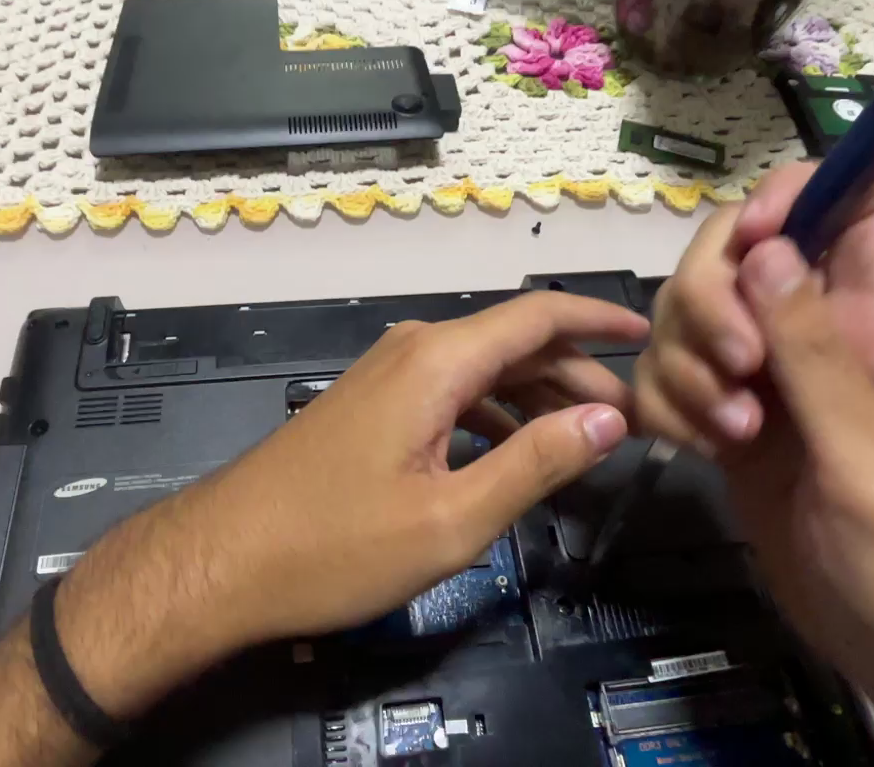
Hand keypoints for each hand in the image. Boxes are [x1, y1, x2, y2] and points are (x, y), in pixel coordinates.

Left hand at [57, 291, 648, 721]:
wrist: (224, 558)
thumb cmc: (337, 544)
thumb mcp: (453, 518)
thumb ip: (536, 462)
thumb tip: (609, 417)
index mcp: (439, 361)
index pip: (537, 315)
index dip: (598, 319)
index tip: (649, 334)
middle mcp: (415, 350)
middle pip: (513, 342)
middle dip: (574, 372)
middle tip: (628, 418)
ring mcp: (388, 374)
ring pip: (482, 367)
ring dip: (535, 395)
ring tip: (583, 436)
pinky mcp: (372, 402)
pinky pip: (451, 390)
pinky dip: (493, 412)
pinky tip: (513, 449)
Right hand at [634, 163, 873, 765]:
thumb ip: (820, 356)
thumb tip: (767, 250)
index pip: (852, 205)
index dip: (794, 195)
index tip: (747, 241)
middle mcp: (818, 330)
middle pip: (738, 250)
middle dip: (709, 299)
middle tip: (734, 369)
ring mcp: (766, 372)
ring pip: (687, 312)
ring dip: (683, 366)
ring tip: (726, 434)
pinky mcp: (723, 412)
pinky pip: (664, 374)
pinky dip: (664, 405)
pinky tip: (696, 452)